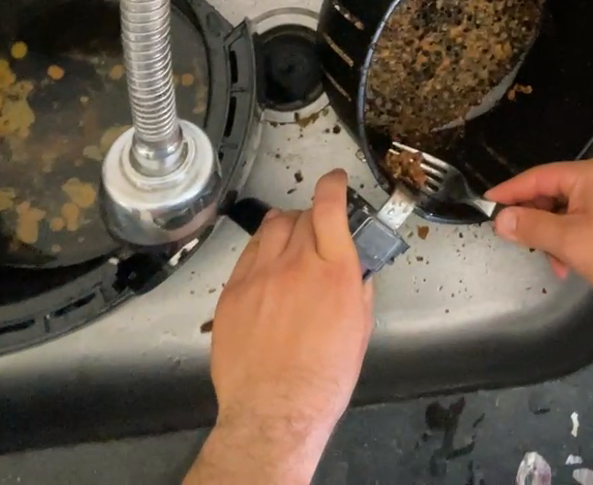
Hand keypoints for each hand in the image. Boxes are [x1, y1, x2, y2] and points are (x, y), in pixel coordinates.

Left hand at [188, 170, 373, 484]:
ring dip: (285, 229)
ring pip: (271, 227)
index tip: (335, 179)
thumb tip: (354, 267)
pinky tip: (267, 275)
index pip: (329, 206)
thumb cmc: (326, 375)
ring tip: (289, 246)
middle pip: (301, 214)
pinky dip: (261, 255)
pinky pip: (247, 256)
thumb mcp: (360, 324)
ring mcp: (259, 276)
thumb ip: (358, 285)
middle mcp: (295, 263)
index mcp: (334, 269)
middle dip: (312, 218)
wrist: (276, 411)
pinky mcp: (232, 294)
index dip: (332, 184)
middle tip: (317, 235)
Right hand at [485, 159, 592, 313]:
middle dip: (536, 223)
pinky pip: (583, 223)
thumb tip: (501, 218)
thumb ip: (532, 227)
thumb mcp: (570, 241)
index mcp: (586, 175)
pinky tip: (573, 266)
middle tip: (524, 246)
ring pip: (566, 213)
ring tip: (558, 266)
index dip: (509, 191)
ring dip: (555, 238)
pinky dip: (572, 242)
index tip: (485, 204)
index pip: (537, 177)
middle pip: (551, 194)